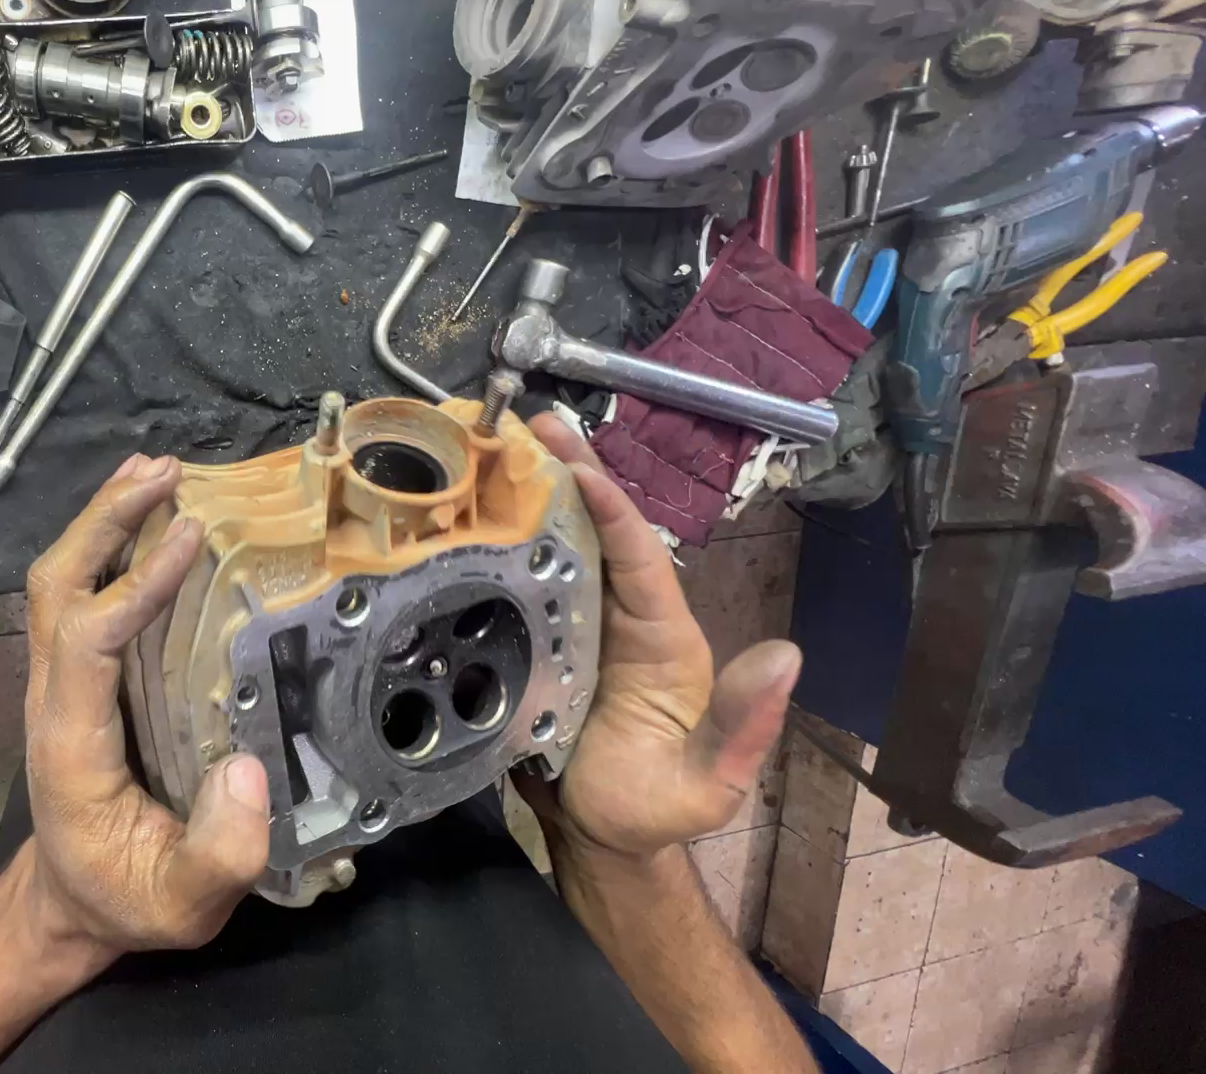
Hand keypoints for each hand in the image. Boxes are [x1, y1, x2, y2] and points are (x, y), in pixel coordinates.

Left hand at [15, 454, 271, 958]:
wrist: (69, 902)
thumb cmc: (123, 899)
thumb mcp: (180, 905)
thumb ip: (219, 854)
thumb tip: (247, 769)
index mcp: (71, 742)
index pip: (87, 640)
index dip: (136, 584)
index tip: (192, 537)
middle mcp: (52, 696)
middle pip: (56, 585)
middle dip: (104, 520)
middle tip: (165, 473)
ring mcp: (60, 680)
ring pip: (60, 580)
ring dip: (102, 520)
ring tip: (155, 473)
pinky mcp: (80, 676)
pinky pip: (81, 594)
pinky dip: (108, 545)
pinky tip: (148, 520)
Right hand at [515, 414, 800, 861]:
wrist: (594, 830)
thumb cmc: (654, 808)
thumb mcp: (709, 783)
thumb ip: (742, 728)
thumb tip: (786, 655)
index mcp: (664, 637)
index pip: (642, 561)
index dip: (613, 512)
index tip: (579, 466)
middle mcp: (620, 617)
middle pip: (598, 537)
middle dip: (573, 475)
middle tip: (536, 424)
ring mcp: (573, 627)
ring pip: (556, 551)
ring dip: (530, 499)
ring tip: (495, 452)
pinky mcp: (533, 641)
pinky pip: (518, 587)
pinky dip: (498, 548)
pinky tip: (468, 520)